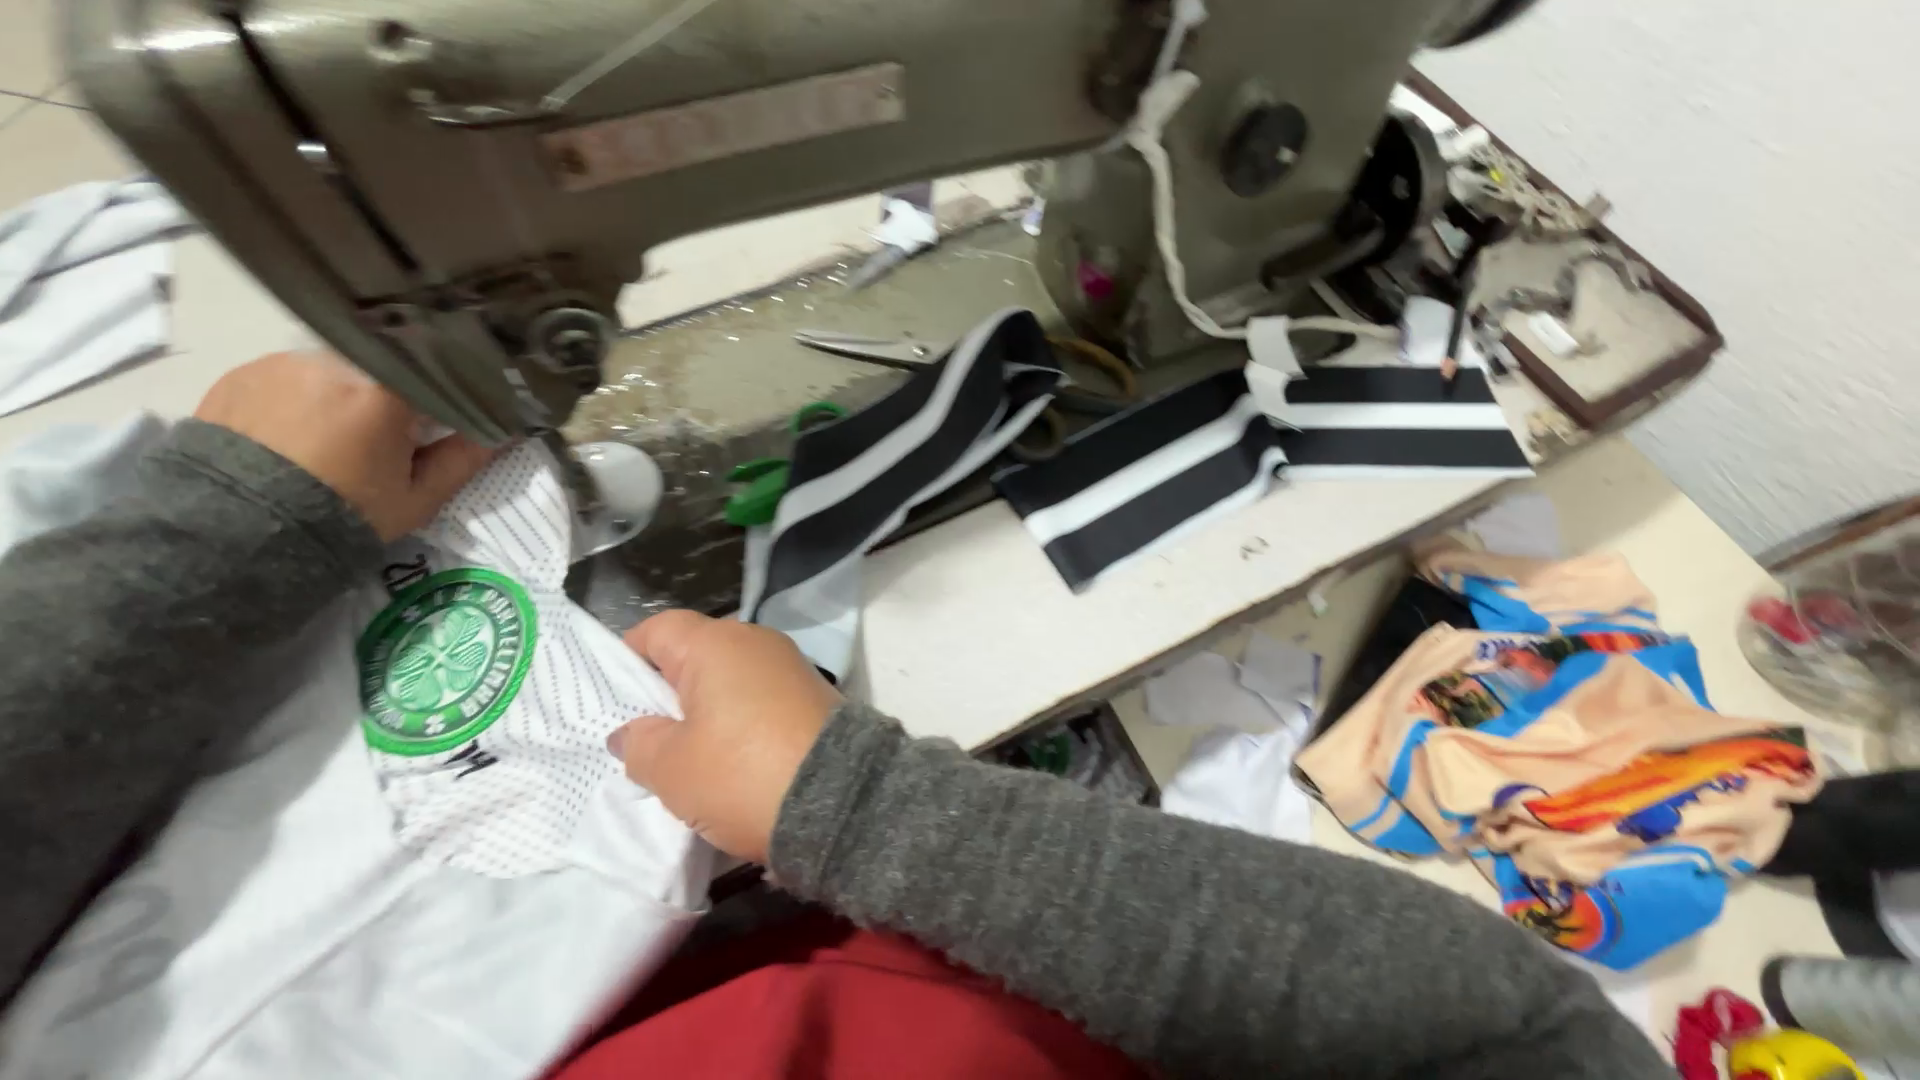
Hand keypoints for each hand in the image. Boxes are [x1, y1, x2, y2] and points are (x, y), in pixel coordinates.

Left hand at [194, 351, 496, 540]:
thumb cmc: (344, 514)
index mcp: (385, 390)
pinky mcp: (244, 371)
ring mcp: (284, 362)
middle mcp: (335, 361)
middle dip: (394, 392)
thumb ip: (464, 459)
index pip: (436, 372)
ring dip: (347, 391)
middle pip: (386, 365)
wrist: (235, 530)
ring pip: (339, 367)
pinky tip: (300, 428)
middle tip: (393, 431)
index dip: (448, 393)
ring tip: (340, 432)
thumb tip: (505, 432)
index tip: (450, 416)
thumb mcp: (417, 497)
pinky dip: (306, 395)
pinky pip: (294, 374)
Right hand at [609, 610, 842, 862]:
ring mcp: (791, 668)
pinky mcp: (815, 698)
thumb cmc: (742, 773)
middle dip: (668, 690)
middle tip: (646, 736)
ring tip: (687, 756)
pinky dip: (741, 722)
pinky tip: (733, 760)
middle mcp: (757, 642)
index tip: (614, 701)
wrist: (841, 801)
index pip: (658, 629)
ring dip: (707, 711)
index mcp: (717, 643)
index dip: (628, 658)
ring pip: (730, 680)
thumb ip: (640, 743)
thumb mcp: (671, 768)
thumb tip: (632, 732)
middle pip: (696, 654)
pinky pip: (760, 700)